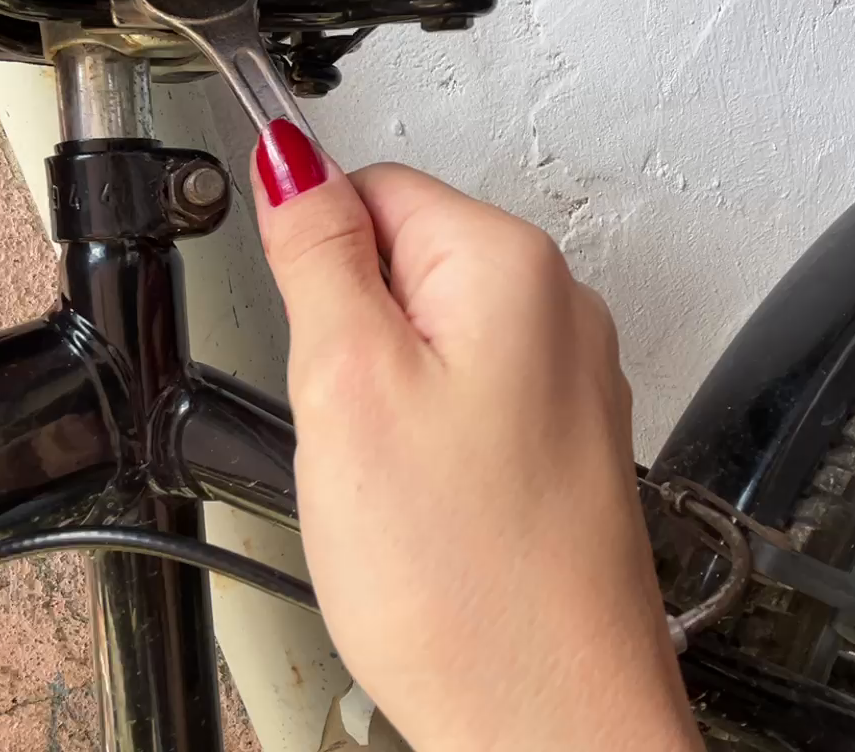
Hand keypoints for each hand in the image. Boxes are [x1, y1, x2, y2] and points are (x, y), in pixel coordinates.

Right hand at [252, 122, 700, 750]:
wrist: (547, 722)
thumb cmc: (464, 575)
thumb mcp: (347, 382)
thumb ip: (317, 252)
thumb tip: (290, 158)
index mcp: (508, 263)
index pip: (378, 186)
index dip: (322, 252)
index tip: (313, 325)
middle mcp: (556, 302)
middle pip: (406, 255)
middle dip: (354, 320)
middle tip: (354, 411)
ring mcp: (564, 367)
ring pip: (428, 322)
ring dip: (385, 373)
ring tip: (390, 459)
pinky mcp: (557, 424)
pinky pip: (463, 380)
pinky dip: (424, 414)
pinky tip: (425, 485)